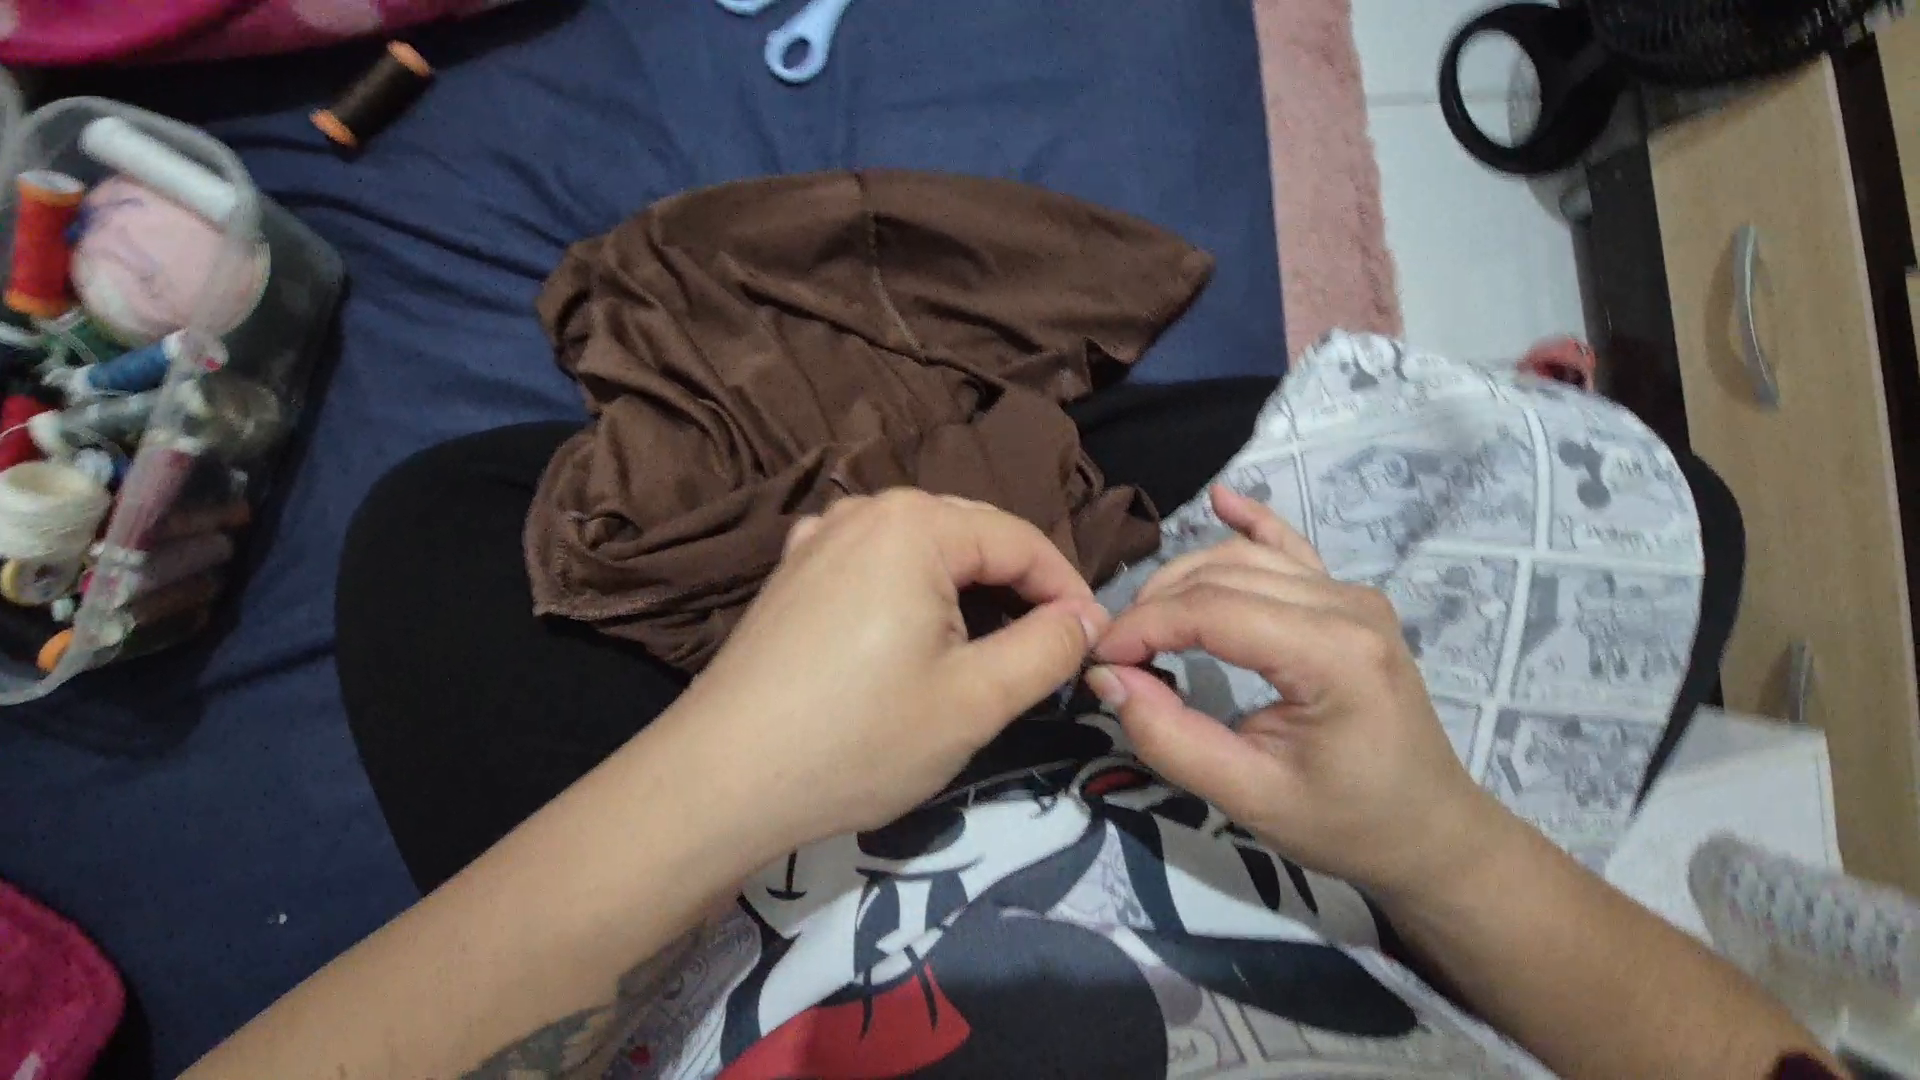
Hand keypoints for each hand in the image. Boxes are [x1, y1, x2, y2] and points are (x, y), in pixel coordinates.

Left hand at [661, 489, 1108, 857]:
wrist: (721, 782)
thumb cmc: (860, 738)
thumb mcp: (976, 700)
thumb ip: (1047, 647)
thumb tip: (1087, 617)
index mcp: (915, 523)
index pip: (1020, 540)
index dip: (1068, 589)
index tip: (1095, 640)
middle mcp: (864, 510)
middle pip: (971, 533)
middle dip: (1019, 583)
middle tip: (1050, 643)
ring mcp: (819, 538)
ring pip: (922, 546)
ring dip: (966, 584)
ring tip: (992, 635)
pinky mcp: (792, 573)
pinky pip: (874, 560)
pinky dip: (911, 585)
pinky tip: (910, 619)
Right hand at [1086, 485, 1512, 898]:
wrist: (1429, 833)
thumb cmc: (1344, 823)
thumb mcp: (1249, 797)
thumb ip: (1169, 737)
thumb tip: (1107, 677)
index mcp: (1332, 653)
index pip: (1209, 609)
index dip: (1142, 626)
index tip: (1099, 659)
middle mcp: (1346, 604)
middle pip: (1220, 575)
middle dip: (1153, 606)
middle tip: (1115, 653)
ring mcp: (1352, 594)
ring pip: (1242, 558)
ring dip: (1181, 580)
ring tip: (1141, 623)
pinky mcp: (1348, 600)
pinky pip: (1289, 548)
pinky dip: (1250, 522)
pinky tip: (1221, 499)